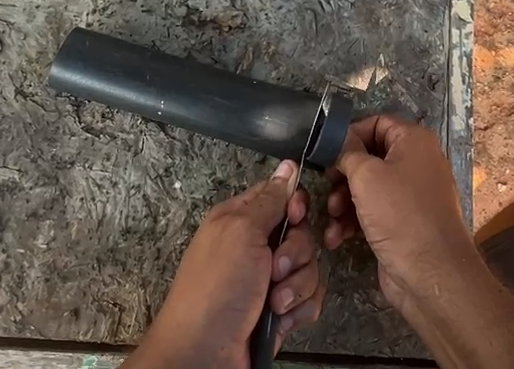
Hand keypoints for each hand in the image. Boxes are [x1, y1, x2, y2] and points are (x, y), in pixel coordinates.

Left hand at [129, 160, 323, 368]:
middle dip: (296, 253)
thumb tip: (288, 164)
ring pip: (309, 266)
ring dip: (297, 286)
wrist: (204, 358)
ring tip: (274, 304)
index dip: (295, 204)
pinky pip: (310, 298)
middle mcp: (255, 246)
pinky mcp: (280, 311)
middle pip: (301, 232)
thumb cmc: (216, 289)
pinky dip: (299, 309)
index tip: (294, 217)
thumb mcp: (241, 232)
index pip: (281, 195)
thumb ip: (270, 199)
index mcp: (240, 219)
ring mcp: (269, 281)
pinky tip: (281, 320)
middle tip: (274, 270)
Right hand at [324, 115, 476, 310]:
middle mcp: (416, 162)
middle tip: (326, 186)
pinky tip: (337, 237)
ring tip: (332, 217)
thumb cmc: (399, 214)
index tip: (327, 151)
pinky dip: (355, 221)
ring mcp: (411, 194)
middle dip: (344, 174)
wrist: (431, 274)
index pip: (377, 123)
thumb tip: (339, 140)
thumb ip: (348, 152)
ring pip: (369, 187)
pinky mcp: (404, 222)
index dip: (350, 134)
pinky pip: (374, 211)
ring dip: (344, 201)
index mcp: (414, 140)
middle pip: (370, 157)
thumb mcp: (366, 175)